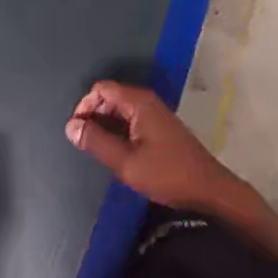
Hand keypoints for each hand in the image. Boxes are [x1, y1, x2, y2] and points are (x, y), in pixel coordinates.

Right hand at [66, 81, 245, 212]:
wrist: (207, 187)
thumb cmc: (167, 173)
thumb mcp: (126, 162)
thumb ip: (97, 142)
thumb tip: (71, 126)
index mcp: (139, 102)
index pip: (103, 89)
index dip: (85, 105)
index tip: (76, 130)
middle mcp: (147, 101)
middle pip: (111, 97)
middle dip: (93, 115)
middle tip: (83, 143)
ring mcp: (154, 113)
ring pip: (120, 110)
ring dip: (105, 125)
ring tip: (95, 150)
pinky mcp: (159, 127)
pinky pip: (131, 119)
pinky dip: (118, 130)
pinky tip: (115, 151)